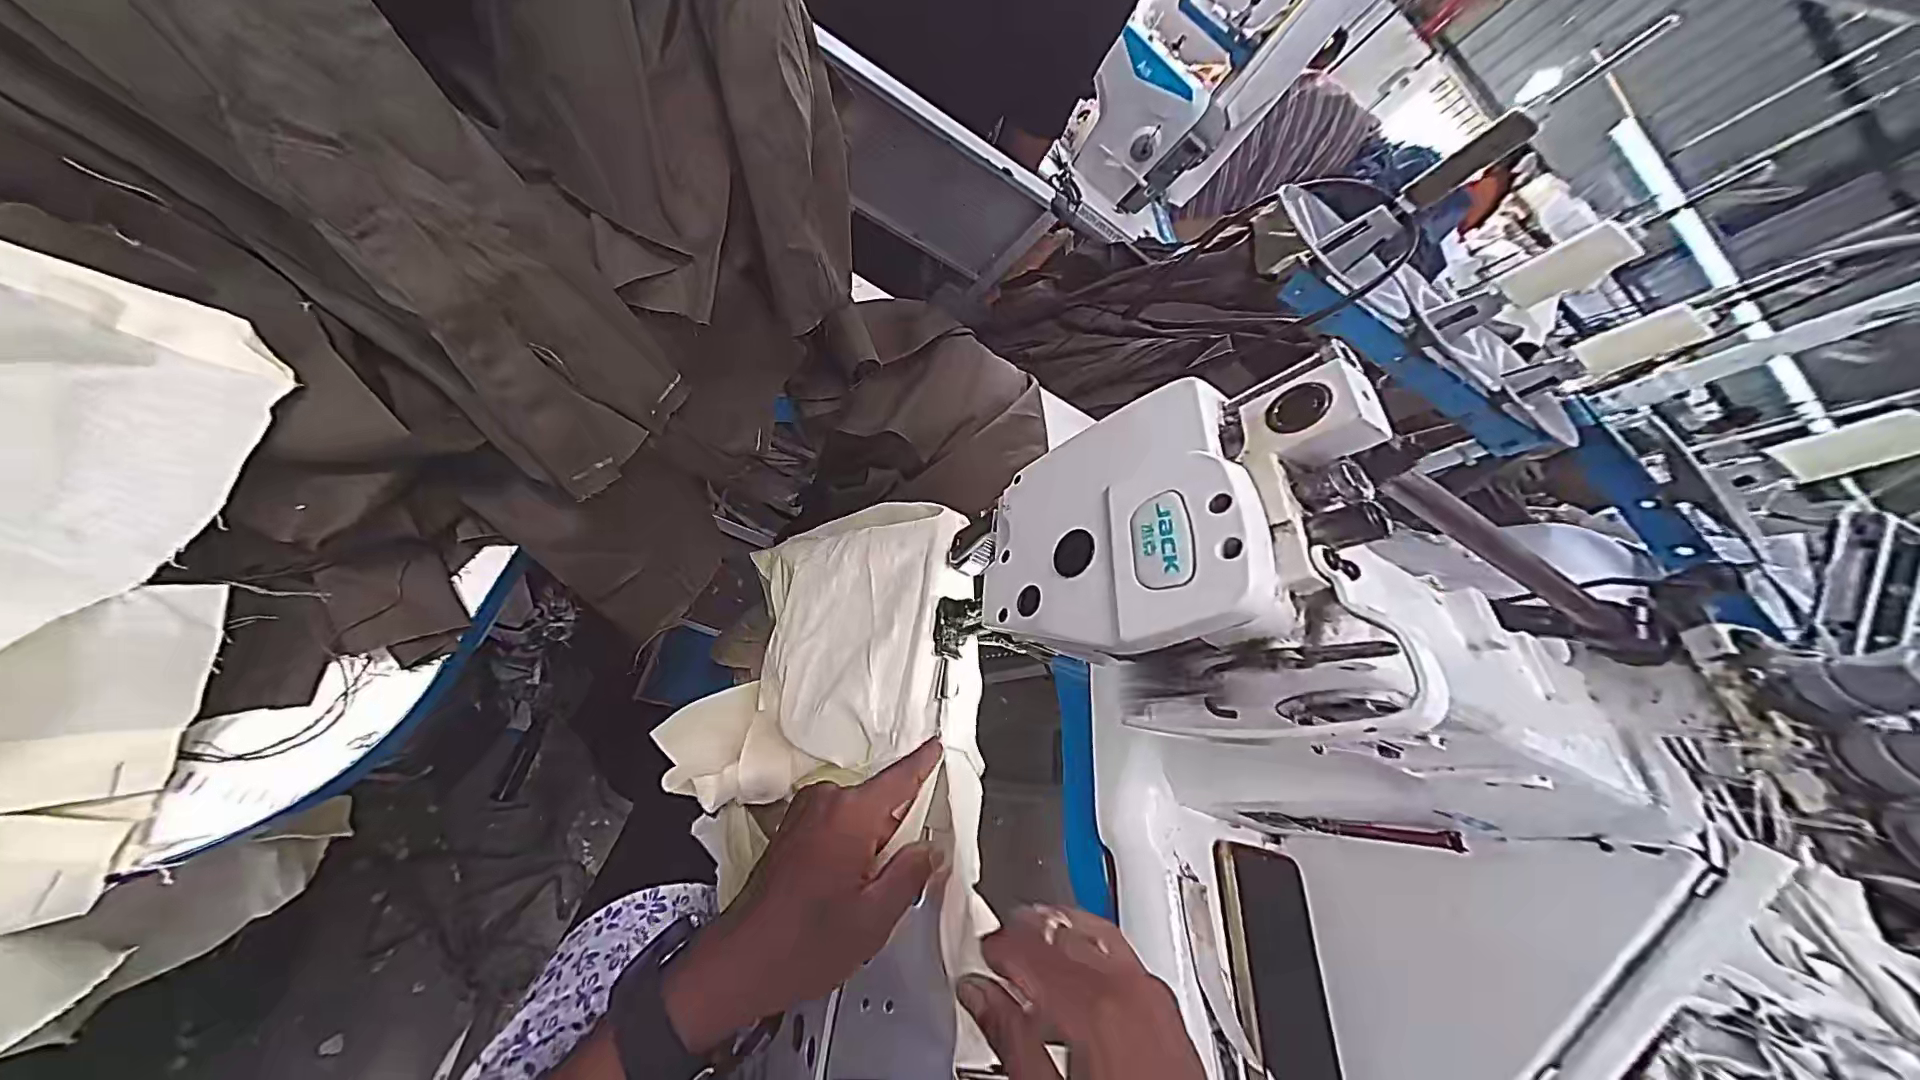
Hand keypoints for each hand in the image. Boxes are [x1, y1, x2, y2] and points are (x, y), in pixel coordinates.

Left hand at [660, 739, 944, 1052]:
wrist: (740, 962)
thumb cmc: (801, 944)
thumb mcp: (876, 917)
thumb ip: (912, 873)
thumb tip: (929, 851)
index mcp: (851, 814)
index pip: (901, 777)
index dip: (925, 762)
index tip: (938, 747)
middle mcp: (827, 801)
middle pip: (883, 799)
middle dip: (899, 829)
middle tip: (897, 874)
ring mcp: (806, 810)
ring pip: (861, 812)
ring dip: (874, 839)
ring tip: (863, 889)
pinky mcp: (794, 824)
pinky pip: (839, 819)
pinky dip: (851, 841)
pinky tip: (843, 884)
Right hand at [958, 906, 1206, 1079]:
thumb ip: (1009, 1037)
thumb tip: (977, 993)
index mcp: (1090, 1007)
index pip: (1030, 950)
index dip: (998, 945)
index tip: (982, 949)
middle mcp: (1124, 987)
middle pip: (1060, 933)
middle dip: (1024, 932)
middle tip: (999, 942)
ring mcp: (1149, 991)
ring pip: (1091, 932)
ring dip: (1058, 930)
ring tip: (1032, 939)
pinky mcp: (1164, 1002)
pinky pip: (1119, 950)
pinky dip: (1090, 942)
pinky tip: (1076, 957)